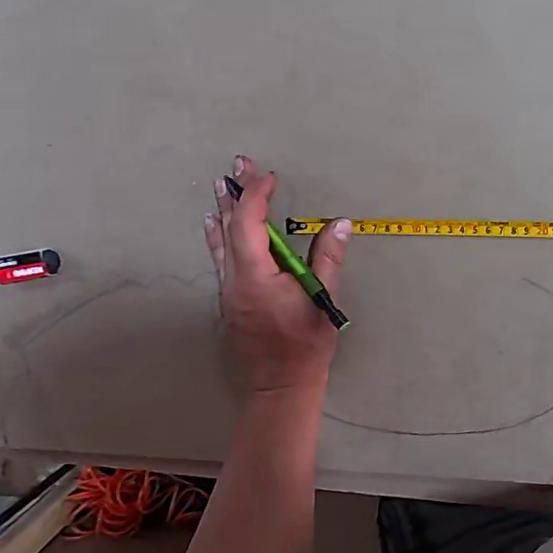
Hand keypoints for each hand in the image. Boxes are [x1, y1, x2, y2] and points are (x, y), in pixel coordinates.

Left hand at [204, 156, 350, 393]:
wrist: (279, 387)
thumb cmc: (304, 347)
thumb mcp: (323, 302)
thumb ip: (328, 260)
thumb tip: (339, 223)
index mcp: (255, 277)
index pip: (249, 224)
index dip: (257, 196)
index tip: (270, 176)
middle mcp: (234, 280)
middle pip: (228, 228)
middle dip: (234, 195)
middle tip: (236, 165)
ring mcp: (228, 291)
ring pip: (220, 243)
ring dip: (223, 212)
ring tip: (221, 187)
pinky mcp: (230, 300)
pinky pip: (220, 258)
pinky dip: (219, 236)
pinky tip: (213, 227)